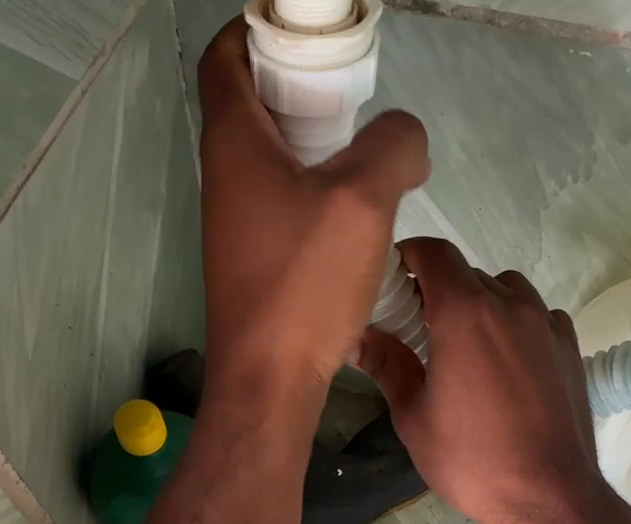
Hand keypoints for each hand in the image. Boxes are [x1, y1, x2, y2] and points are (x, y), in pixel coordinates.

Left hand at [197, 19, 429, 398]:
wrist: (269, 381)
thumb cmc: (304, 284)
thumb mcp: (364, 199)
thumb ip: (394, 146)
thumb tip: (406, 140)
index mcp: (234, 143)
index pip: (225, 56)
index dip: (260, 31)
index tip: (310, 35)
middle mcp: (224, 178)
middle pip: (252, 103)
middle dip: (302, 86)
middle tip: (355, 96)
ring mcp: (236, 224)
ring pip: (272, 158)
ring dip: (315, 145)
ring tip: (369, 156)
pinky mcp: (254, 262)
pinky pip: (283, 203)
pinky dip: (315, 190)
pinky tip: (357, 215)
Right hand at [356, 238, 605, 523]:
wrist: (547, 496)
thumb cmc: (469, 458)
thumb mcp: (413, 416)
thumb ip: (387, 365)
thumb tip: (359, 338)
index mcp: (466, 312)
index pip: (434, 252)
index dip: (408, 256)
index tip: (392, 281)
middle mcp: (511, 304)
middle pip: (468, 273)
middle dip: (439, 291)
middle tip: (418, 329)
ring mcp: (547, 323)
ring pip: (506, 291)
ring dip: (480, 305)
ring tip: (464, 348)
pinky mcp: (570, 347)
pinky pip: (536, 317)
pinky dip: (514, 326)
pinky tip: (505, 366)